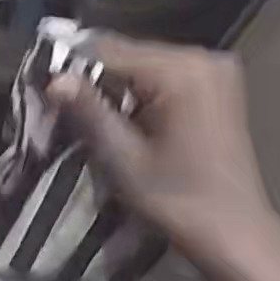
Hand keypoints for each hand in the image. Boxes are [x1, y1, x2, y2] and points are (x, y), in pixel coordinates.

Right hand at [45, 34, 279, 280]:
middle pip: (129, 54)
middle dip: (96, 79)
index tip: (47, 95)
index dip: (72, 69)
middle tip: (67, 113)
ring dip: (118, 88)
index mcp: (180, 71)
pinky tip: (129, 121)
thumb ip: (90, 113)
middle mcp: (202, 56)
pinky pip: (166, 77)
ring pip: (145, 65)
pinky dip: (142, 93)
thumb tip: (53, 79)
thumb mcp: (124, 158)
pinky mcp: (219, 85)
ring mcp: (215, 69)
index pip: (108, 50)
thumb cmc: (175, 200)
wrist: (232, 230)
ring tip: (97, 121)